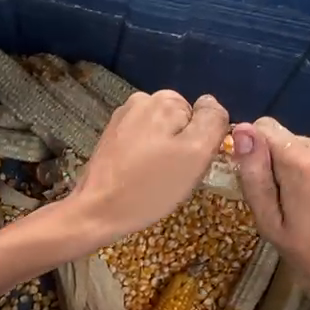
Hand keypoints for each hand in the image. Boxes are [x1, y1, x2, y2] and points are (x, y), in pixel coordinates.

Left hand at [65, 89, 229, 245]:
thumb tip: (212, 103)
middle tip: (173, 176)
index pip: (202, 118)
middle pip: (180, 125)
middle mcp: (142, 100)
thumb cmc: (151, 185)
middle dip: (182, 149)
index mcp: (165, 99)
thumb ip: (212, 121)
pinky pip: (142, 145)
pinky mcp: (110, 138)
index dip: (201, 145)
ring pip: (161, 136)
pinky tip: (138, 178)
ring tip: (154, 180)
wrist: (97, 210)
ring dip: (163, 156)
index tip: (189, 166)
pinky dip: (145, 160)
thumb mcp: (196, 153)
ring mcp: (122, 118)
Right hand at [231, 117, 309, 308]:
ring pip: (306, 146)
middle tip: (290, 205)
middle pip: (285, 140)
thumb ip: (254, 177)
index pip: (262, 129)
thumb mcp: (274, 226)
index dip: (255, 153)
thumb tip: (241, 131)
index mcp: (301, 164)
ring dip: (302, 168)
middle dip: (280, 165)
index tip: (263, 184)